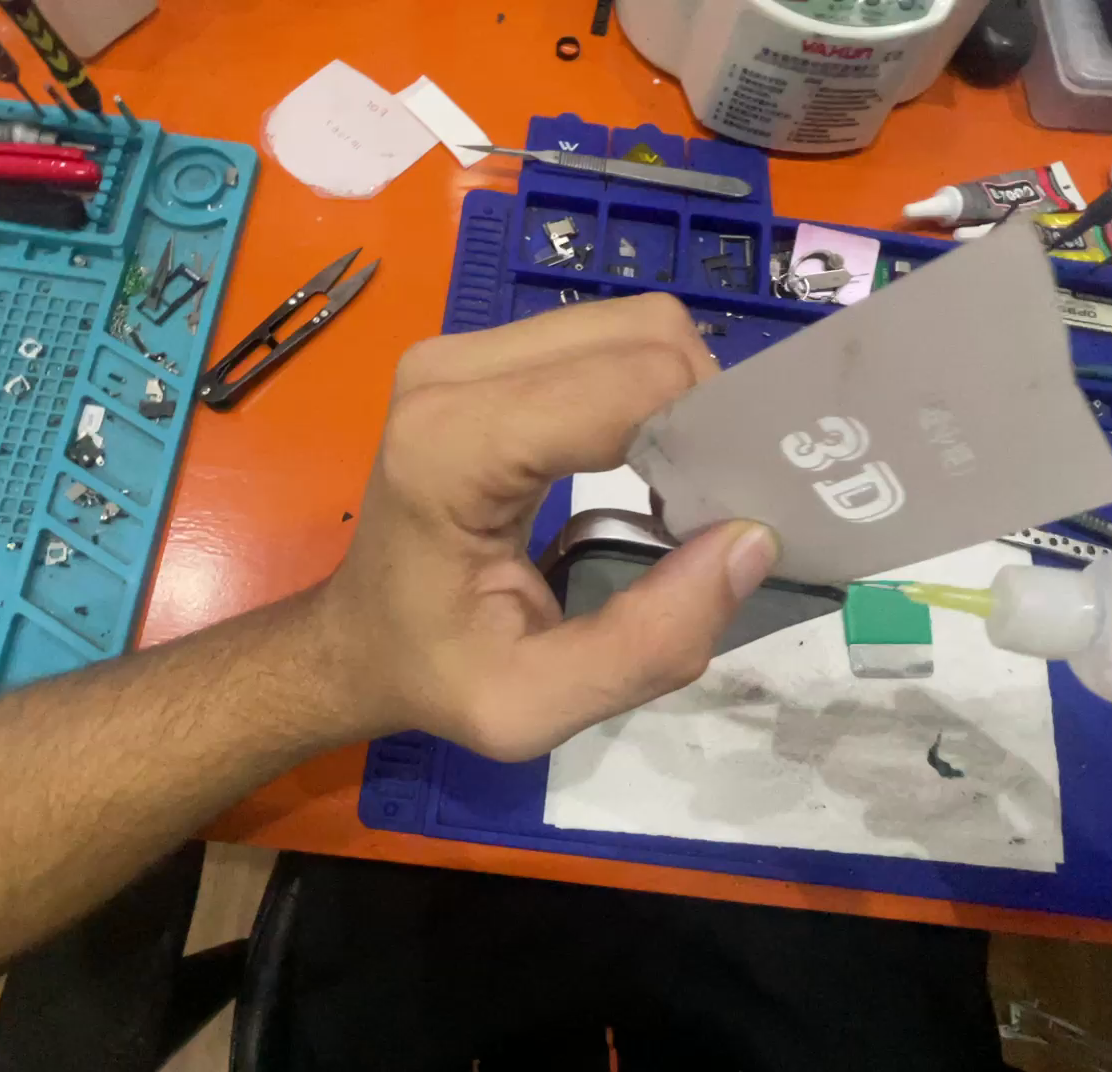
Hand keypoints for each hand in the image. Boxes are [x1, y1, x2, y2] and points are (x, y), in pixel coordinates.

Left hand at [319, 293, 778, 761]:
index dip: (707, 437)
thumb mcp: (535, 704)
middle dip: (699, 411)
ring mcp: (457, 353)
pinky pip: (597, 342)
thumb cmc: (434, 671)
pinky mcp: (474, 356)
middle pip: (640, 338)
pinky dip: (641, 391)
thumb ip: (648, 643)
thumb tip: (752, 539)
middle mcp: (448, 373)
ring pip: (625, 328)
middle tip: (706, 498)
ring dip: (674, 399)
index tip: (729, 512)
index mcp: (452, 448)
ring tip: (671, 483)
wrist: (359, 638)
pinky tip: (636, 458)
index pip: (632, 387)